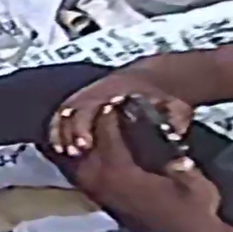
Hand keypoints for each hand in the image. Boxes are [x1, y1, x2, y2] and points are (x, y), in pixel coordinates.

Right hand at [50, 71, 193, 156]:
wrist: (149, 80)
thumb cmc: (161, 97)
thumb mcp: (176, 106)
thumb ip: (174, 120)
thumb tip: (172, 137)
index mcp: (115, 94)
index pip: (92, 111)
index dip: (86, 128)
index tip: (87, 145)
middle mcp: (92, 95)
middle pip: (73, 113)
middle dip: (71, 133)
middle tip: (74, 151)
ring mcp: (80, 98)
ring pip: (62, 115)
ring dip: (60, 133)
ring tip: (63, 151)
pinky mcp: (74, 103)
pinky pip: (58, 116)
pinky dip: (55, 130)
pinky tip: (58, 144)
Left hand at [74, 110, 219, 231]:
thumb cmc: (195, 209)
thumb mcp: (191, 179)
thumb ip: (174, 159)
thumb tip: (163, 140)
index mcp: (119, 171)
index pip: (107, 136)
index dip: (110, 118)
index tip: (114, 103)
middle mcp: (97, 178)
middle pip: (85, 143)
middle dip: (90, 125)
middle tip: (95, 110)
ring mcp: (91, 188)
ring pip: (75, 157)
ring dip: (78, 141)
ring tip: (83, 126)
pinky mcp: (94, 196)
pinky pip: (76, 170)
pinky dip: (76, 158)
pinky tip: (79, 150)